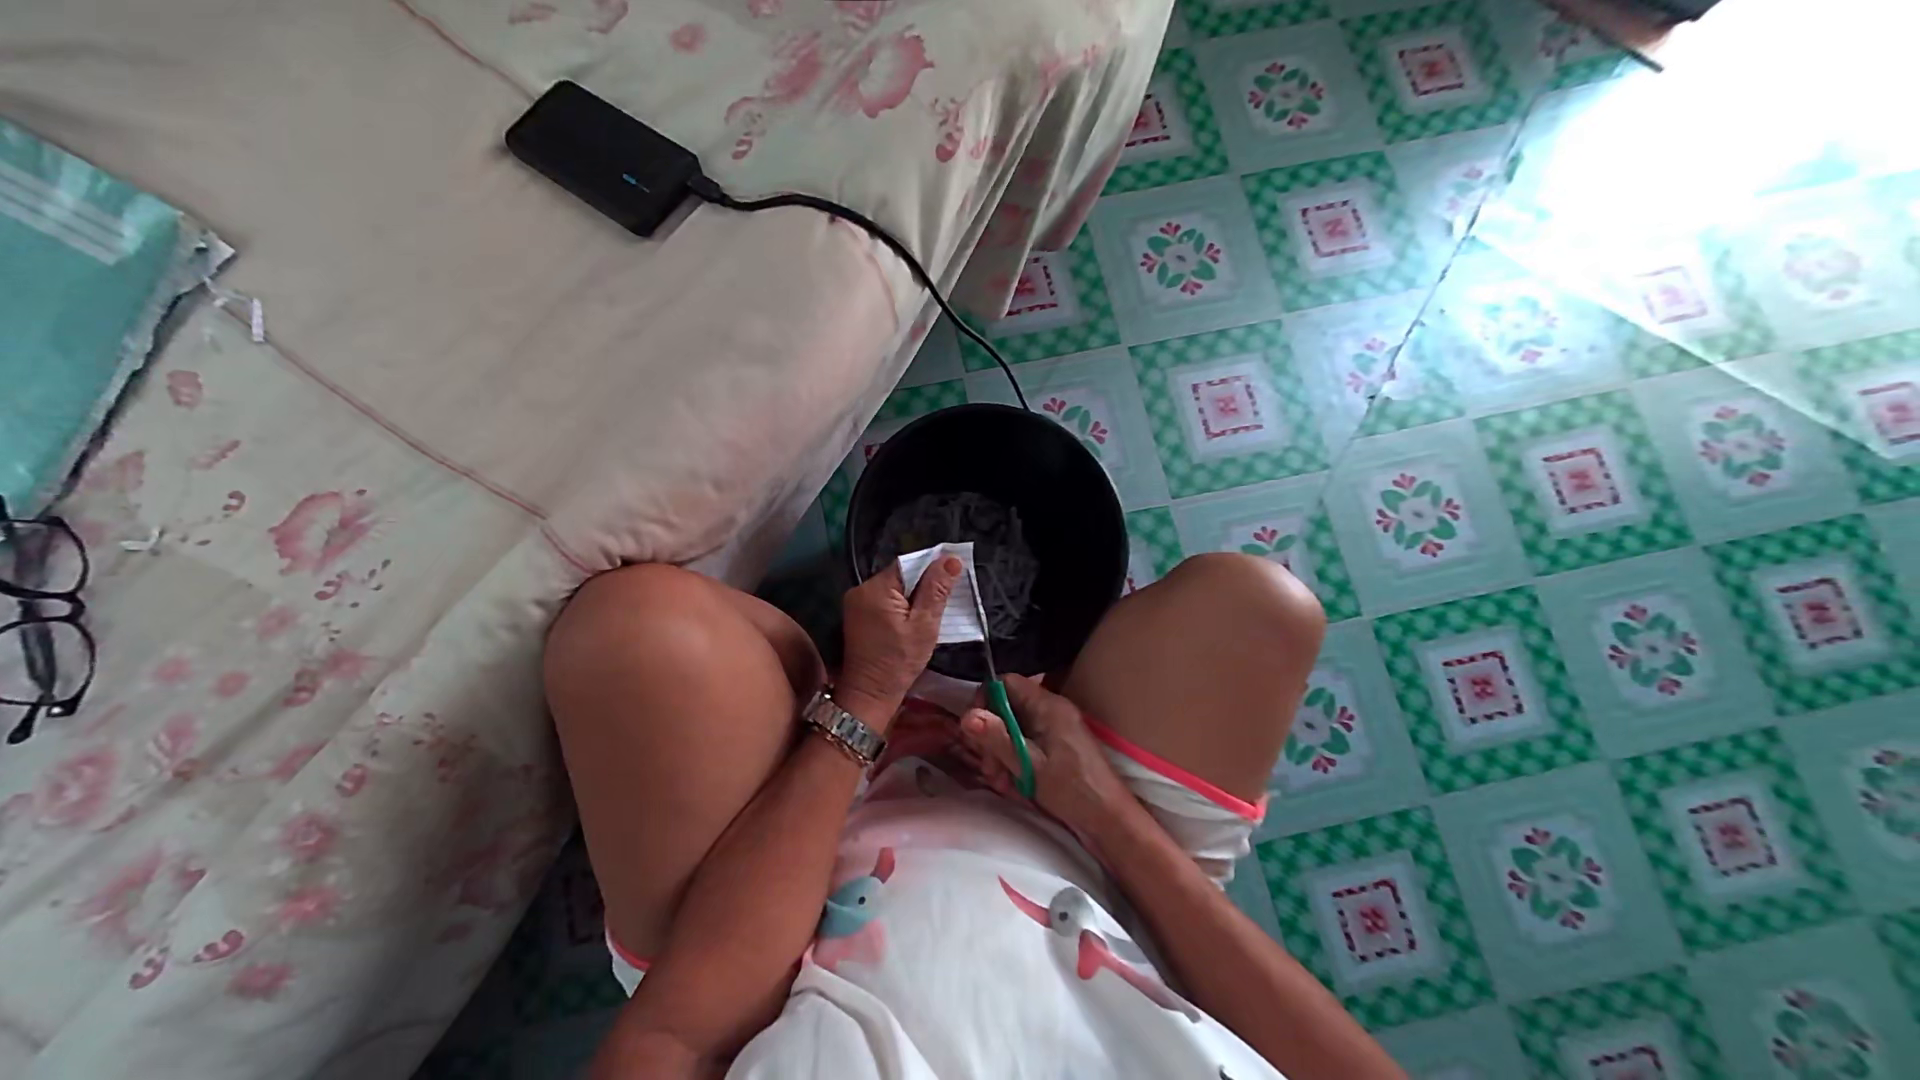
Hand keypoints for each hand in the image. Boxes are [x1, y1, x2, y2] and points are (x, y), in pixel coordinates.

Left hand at [836, 556, 963, 727]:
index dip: (930, 568)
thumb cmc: (900, 662)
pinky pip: (883, 599)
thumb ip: (936, 590)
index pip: (908, 564)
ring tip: (931, 609)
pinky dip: (899, 604)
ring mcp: (856, 601)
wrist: (870, 694)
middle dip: (922, 583)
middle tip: (945, 598)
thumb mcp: (925, 625)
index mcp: (876, 589)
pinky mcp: (857, 614)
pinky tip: (912, 618)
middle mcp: (861, 589)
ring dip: (911, 595)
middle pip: (900, 575)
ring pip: (892, 587)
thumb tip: (950, 559)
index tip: (951, 578)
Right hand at [954, 673, 1133, 835]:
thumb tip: (967, 716)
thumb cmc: (1072, 790)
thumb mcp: (1029, 765)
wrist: (1109, 819)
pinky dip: (1015, 760)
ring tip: (1001, 782)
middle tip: (989, 768)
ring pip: (1014, 727)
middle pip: (1007, 706)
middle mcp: (1052, 709)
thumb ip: (997, 738)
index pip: (1006, 683)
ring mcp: (1056, 728)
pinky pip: (1026, 742)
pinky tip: (1012, 784)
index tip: (976, 731)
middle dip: (991, 735)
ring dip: (1001, 753)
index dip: (985, 701)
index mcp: (1048, 706)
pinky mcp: (1058, 746)